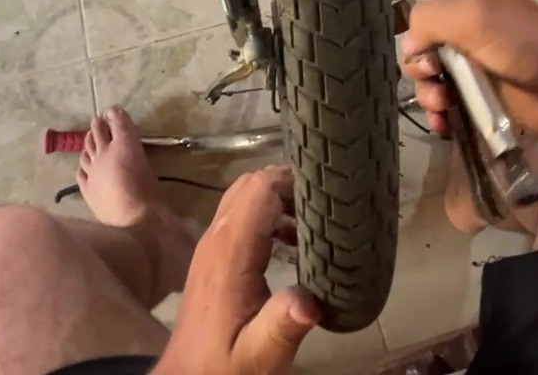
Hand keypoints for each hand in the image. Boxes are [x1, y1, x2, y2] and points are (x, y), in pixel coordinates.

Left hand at [156, 167, 318, 374]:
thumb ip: (283, 324)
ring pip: (245, 195)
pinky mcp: (214, 254)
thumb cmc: (225, 369)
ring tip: (313, 221)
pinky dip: (267, 213)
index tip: (325, 193)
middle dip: (288, 184)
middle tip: (324, 204)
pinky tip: (291, 242)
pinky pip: (241, 214)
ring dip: (278, 198)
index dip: (291, 181)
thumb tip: (310, 300)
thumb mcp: (259, 354)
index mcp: (231, 250)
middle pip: (252, 183)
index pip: (260, 188)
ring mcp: (212, 243)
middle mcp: (218, 236)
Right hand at [400, 0, 537, 138]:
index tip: (419, 49)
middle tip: (431, 78)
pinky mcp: (485, 98)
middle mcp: (469, 29)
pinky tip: (443, 125)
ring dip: (429, 94)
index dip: (415, 29)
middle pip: (424, 47)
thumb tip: (408, 43)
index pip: (425, 8)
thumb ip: (429, 18)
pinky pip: (451, 104)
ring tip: (440, 108)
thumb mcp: (472, 16)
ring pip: (434, 78)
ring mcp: (477, 66)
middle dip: (420, 67)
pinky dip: (442, 115)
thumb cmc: (524, 44)